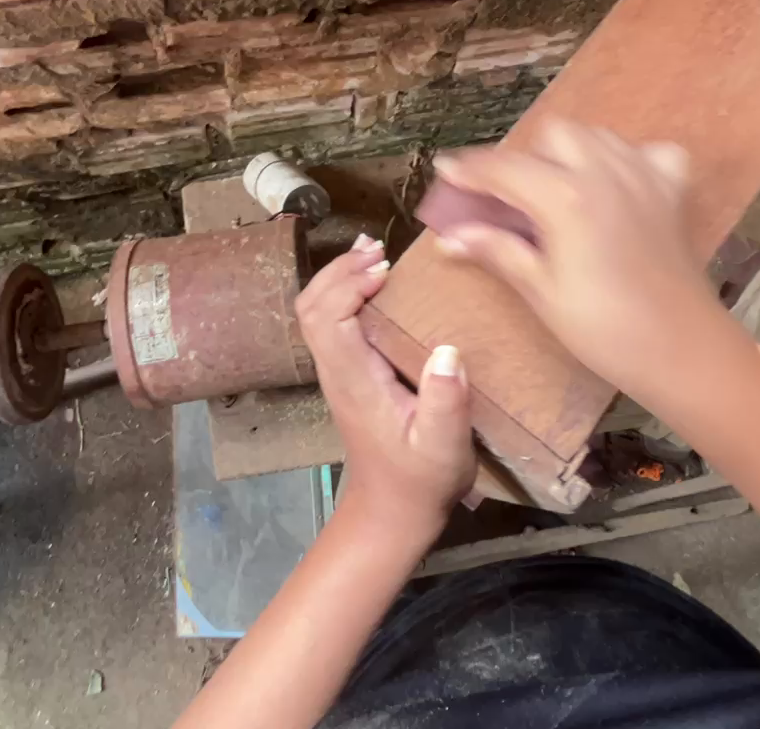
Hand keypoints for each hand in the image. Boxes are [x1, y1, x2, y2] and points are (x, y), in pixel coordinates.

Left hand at [296, 234, 475, 533]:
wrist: (392, 511)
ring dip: (338, 277)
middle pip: (311, 306)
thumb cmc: (420, 481)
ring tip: (373, 252)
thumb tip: (448, 352)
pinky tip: (373, 280)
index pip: (328, 317)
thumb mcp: (444, 449)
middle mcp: (337, 370)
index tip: (387, 271)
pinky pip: (331, 320)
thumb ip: (445, 404)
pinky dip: (344, 292)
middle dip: (339, 270)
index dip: (349, 284)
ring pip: (315, 311)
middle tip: (378, 248)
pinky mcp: (347, 372)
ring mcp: (337, 371)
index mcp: (354, 381)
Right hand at [432, 118, 722, 390]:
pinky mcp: (672, 189)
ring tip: (556, 191)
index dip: (470, 170)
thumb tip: (449, 236)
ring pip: (596, 135)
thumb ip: (497, 250)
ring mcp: (644, 175)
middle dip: (525, 158)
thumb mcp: (541, 291)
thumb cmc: (603, 329)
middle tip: (511, 199)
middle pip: (553, 135)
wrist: (683, 350)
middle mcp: (605, 170)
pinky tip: (615, 188)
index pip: (504, 169)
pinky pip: (646, 151)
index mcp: (566, 196)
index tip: (445, 170)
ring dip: (568, 153)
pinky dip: (625, 160)